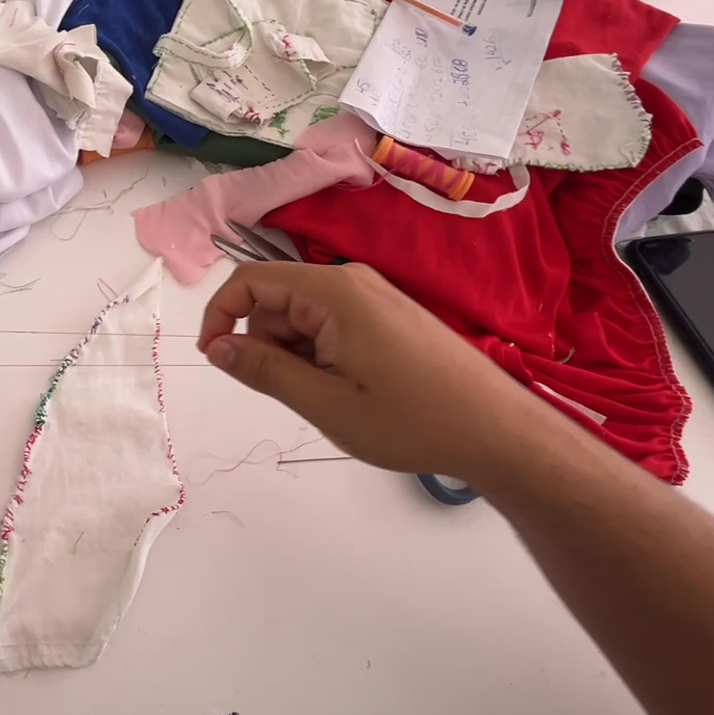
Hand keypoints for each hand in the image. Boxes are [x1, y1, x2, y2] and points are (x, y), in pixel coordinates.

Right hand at [197, 261, 574, 481]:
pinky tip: (350, 389)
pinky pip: (330, 325)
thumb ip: (262, 369)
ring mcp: (372, 297)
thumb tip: (216, 348)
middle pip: (276, 301)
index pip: (250, 282)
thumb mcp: (323, 402)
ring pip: (302, 318)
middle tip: (297, 393)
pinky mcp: (387, 315)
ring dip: (297, 355)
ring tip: (332, 397)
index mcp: (332, 292)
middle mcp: (350, 282)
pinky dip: (322, 355)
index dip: (220, 315)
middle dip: (267, 345)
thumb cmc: (410, 419)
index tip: (214, 359)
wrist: (499, 433)